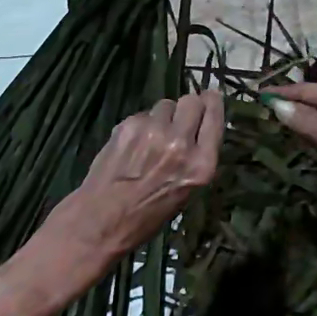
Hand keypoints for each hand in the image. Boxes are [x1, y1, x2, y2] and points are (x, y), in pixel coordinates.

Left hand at [43, 91, 224, 260]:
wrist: (102, 219)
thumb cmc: (148, 215)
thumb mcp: (187, 190)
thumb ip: (196, 157)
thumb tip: (199, 129)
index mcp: (200, 164)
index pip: (214, 117)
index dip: (213, 103)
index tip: (211, 96)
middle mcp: (180, 143)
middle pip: (192, 101)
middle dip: (188, 106)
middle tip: (180, 118)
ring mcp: (153, 131)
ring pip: (165, 104)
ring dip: (163, 116)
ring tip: (152, 137)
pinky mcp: (128, 125)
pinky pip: (142, 114)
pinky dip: (141, 125)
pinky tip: (132, 145)